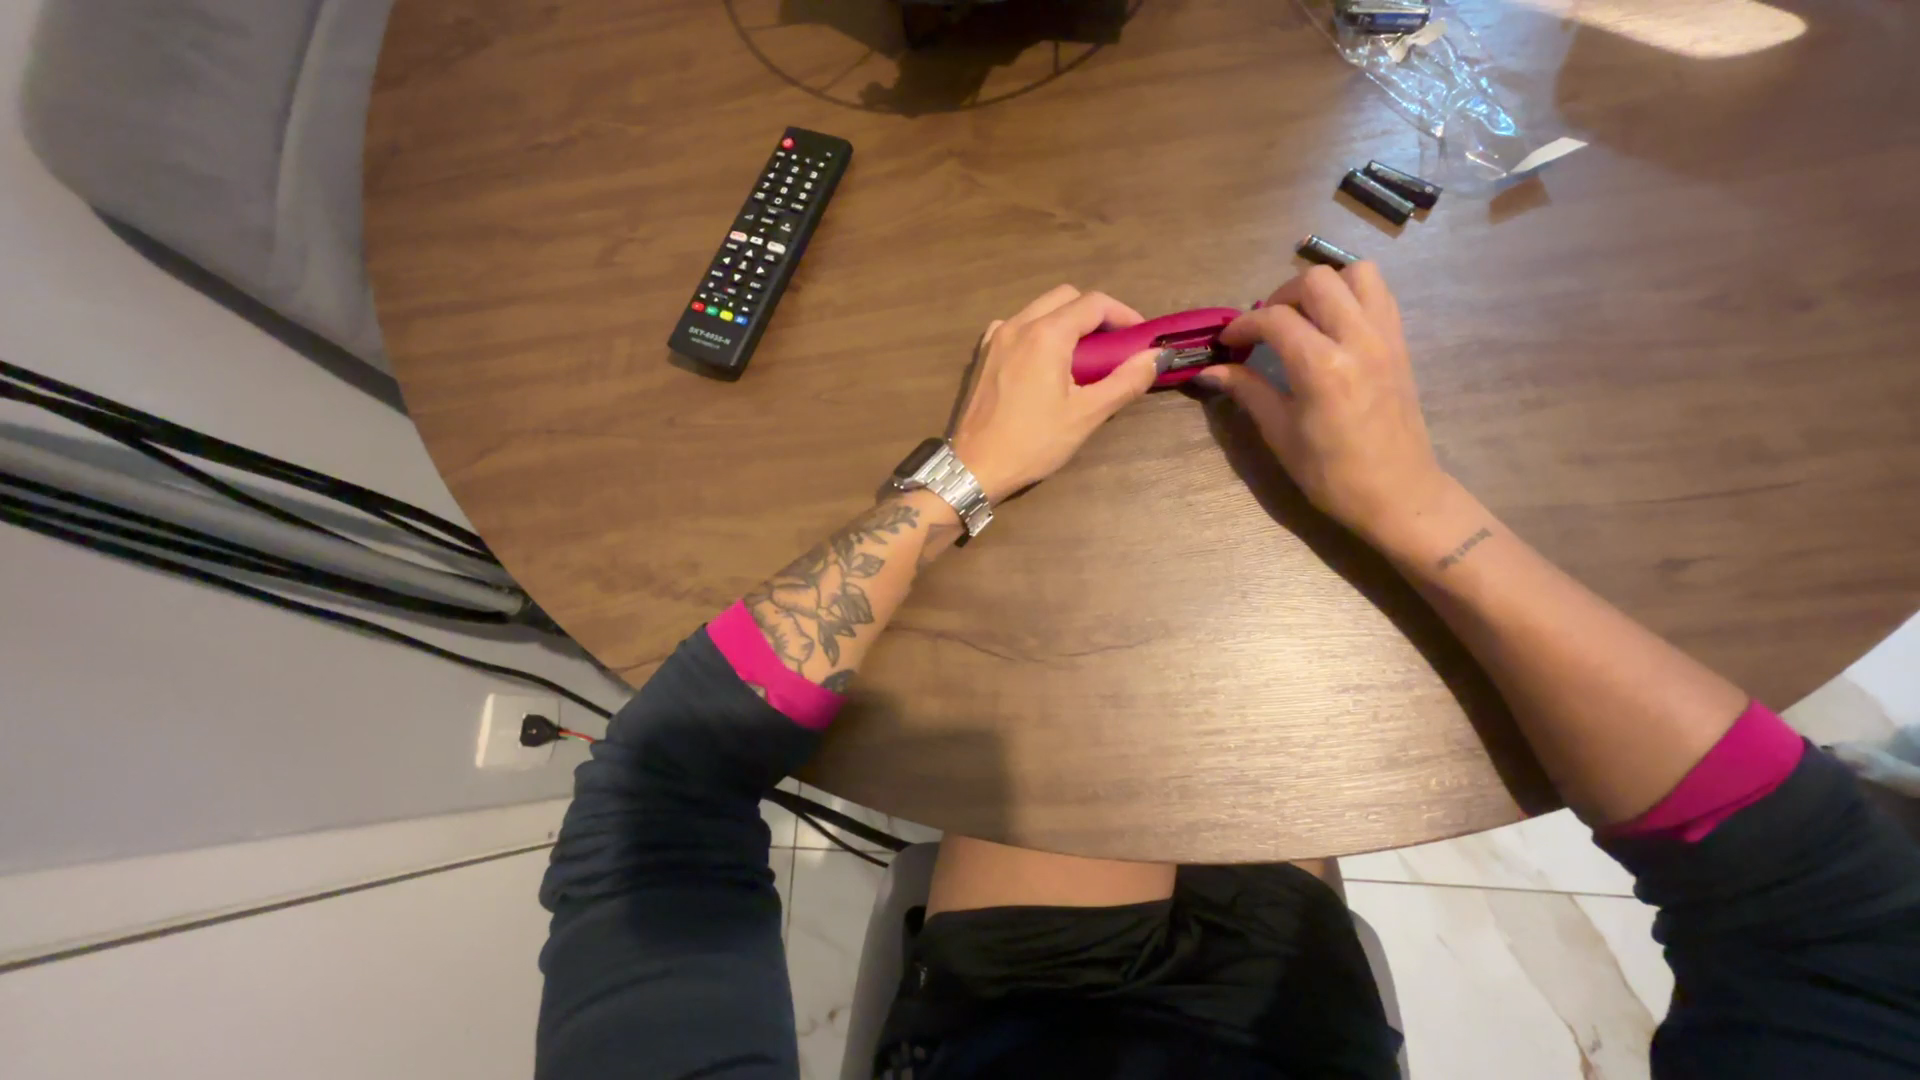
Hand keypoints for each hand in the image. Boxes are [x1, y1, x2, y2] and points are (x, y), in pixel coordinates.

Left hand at [950, 285, 1160, 501]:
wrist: (975, 466)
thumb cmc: (1033, 442)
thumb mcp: (1086, 415)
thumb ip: (1125, 381)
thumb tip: (1156, 356)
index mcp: (1046, 334)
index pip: (1094, 303)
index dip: (1124, 315)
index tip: (1139, 339)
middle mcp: (1018, 325)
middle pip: (1066, 298)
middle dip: (1095, 314)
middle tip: (1113, 347)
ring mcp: (996, 337)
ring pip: (1040, 309)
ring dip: (1067, 321)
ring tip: (1083, 356)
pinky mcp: (983, 354)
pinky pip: (1017, 327)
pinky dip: (1039, 332)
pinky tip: (1046, 362)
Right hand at [1199, 264, 1450, 543]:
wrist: (1397, 493)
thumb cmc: (1331, 473)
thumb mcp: (1280, 433)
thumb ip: (1247, 391)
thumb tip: (1210, 371)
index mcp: (1322, 367)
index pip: (1274, 318)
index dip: (1242, 325)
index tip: (1227, 342)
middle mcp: (1357, 339)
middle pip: (1316, 280)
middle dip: (1280, 297)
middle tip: (1264, 328)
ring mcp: (1385, 336)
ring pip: (1355, 273)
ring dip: (1322, 287)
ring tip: (1303, 318)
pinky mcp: (1400, 341)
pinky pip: (1378, 293)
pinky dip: (1350, 295)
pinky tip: (1331, 326)